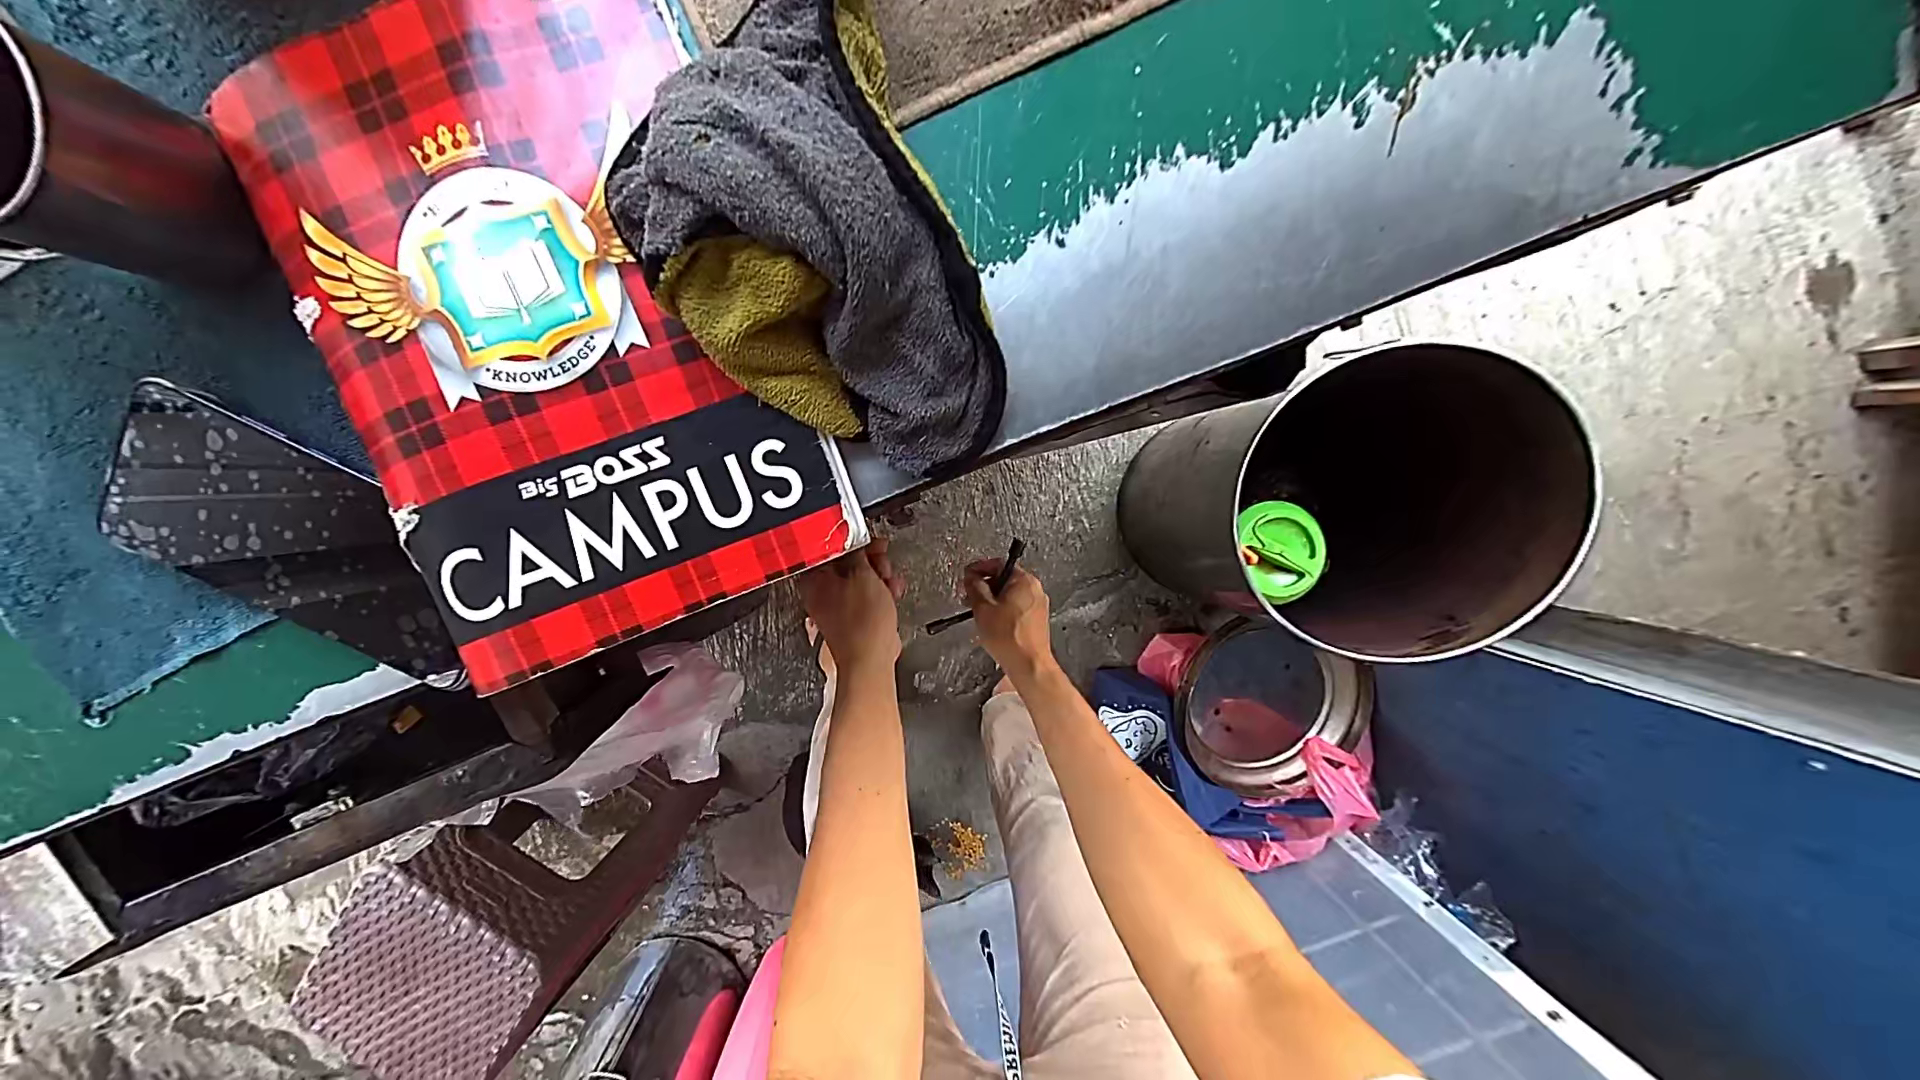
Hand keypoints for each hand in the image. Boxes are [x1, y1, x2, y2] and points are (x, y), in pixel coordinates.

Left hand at [800, 535, 905, 671]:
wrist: (871, 658)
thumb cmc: (861, 623)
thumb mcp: (863, 575)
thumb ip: (859, 552)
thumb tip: (856, 540)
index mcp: (814, 580)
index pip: (833, 549)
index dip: (856, 543)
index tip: (872, 542)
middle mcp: (820, 593)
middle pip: (847, 565)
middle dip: (871, 562)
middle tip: (882, 564)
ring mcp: (836, 608)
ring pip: (859, 581)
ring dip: (878, 577)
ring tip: (889, 582)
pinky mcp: (852, 619)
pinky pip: (865, 597)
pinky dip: (879, 593)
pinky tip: (891, 594)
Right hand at [961, 558, 1053, 679]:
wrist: (1028, 664)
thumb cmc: (1009, 637)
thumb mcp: (982, 608)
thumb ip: (974, 587)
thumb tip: (970, 577)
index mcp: (1024, 581)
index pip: (998, 564)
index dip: (979, 568)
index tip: (967, 576)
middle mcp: (1034, 590)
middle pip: (1004, 579)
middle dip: (984, 586)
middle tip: (968, 595)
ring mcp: (1037, 605)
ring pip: (1010, 594)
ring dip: (992, 599)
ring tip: (978, 612)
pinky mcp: (1036, 620)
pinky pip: (1016, 607)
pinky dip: (1002, 610)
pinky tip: (992, 623)